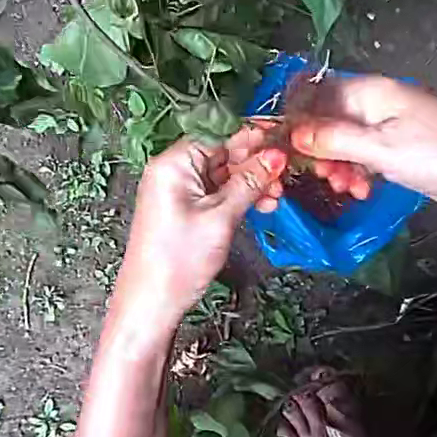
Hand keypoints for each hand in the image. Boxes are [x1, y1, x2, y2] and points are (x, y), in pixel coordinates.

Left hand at [112, 130, 287, 326]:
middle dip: (255, 163)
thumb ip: (250, 183)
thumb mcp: (221, 217)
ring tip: (277, 197)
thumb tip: (275, 155)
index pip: (219, 134)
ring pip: (223, 175)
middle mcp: (172, 171)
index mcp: (173, 164)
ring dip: (252, 183)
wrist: (152, 302)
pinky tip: (262, 206)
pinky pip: (216, 192)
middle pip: (222, 153)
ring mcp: (178, 190)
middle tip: (285, 175)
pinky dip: (239, 197)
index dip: (252, 137)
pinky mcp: (184, 209)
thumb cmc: (178, 261)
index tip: (282, 139)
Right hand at [288, 76, 436, 209]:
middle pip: (329, 119)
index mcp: (370, 91)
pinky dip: (358, 171)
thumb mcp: (379, 148)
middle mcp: (376, 102)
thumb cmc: (435, 153)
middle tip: (322, 175)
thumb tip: (294, 134)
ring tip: (345, 187)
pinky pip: (364, 154)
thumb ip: (334, 140)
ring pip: (346, 140)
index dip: (297, 118)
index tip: (285, 148)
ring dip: (339, 165)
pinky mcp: (398, 146)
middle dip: (318, 148)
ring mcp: (389, 124)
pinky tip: (361, 190)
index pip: (317, 93)